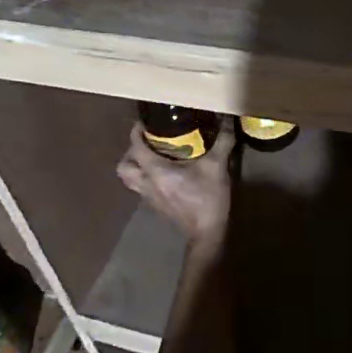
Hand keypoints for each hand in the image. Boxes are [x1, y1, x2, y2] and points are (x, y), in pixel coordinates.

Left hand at [117, 125, 233, 246]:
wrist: (208, 234)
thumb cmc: (208, 198)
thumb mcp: (217, 167)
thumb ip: (222, 140)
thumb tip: (228, 118)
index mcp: (156, 171)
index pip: (135, 146)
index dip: (136, 131)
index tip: (146, 122)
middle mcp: (147, 184)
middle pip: (124, 167)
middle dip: (130, 152)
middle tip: (146, 142)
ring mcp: (149, 197)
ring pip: (129, 180)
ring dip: (134, 167)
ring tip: (151, 156)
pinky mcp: (156, 206)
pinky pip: (140, 188)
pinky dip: (144, 178)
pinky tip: (162, 173)